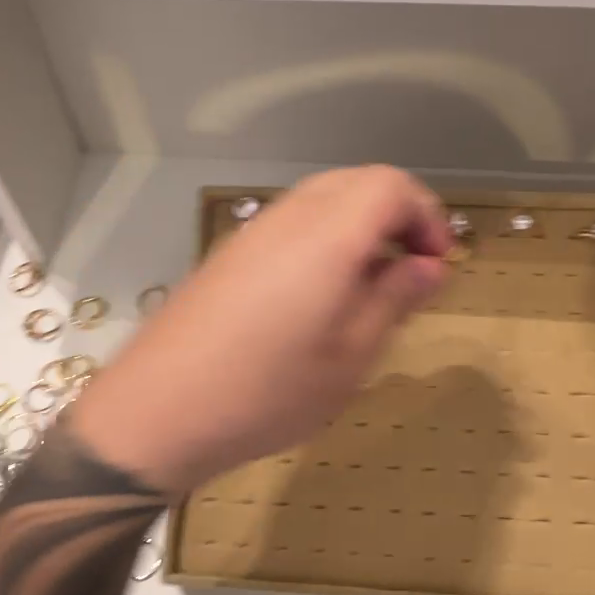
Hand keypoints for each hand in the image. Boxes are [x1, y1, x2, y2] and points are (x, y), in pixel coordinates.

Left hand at [67, 166, 451, 491]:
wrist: (157, 411)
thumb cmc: (267, 393)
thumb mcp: (349, 359)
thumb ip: (393, 300)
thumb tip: (428, 267)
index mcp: (327, 235)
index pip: (391, 185)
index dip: (426, 215)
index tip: (437, 265)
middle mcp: (288, 218)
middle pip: (355, 183)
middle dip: (395, 216)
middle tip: (409, 273)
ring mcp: (250, 234)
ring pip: (320, 202)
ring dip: (357, 228)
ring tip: (367, 291)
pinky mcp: (226, 256)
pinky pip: (289, 226)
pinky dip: (321, 241)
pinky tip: (317, 299)